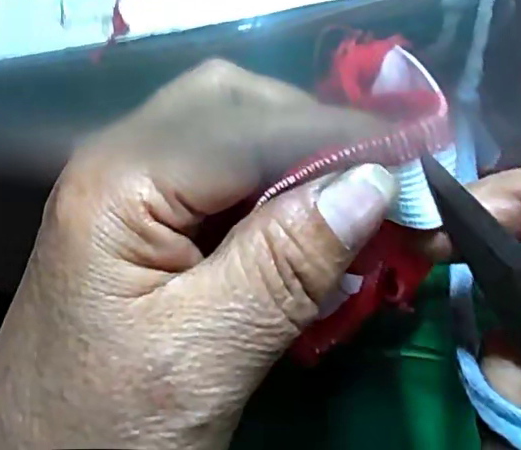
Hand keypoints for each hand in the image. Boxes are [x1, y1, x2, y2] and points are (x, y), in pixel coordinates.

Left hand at [0, 59, 396, 449]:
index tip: (417, 150)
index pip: (239, 121)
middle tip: (385, 180)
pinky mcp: (130, 208)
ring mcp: (119, 178)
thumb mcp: (201, 354)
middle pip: (223, 101)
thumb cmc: (103, 419)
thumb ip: (284, 263)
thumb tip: (370, 182)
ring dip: (290, 154)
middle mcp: (114, 155)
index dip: (330, 130)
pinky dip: (262, 186)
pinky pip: (206, 171)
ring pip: (218, 128)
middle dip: (307, 128)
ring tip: (359, 200)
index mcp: (118, 176)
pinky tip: (301, 223)